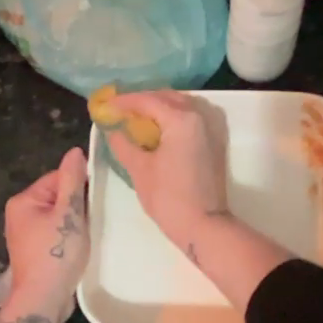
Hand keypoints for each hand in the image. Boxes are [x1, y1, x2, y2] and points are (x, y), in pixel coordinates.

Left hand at [0, 147, 88, 322]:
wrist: (42, 300)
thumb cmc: (56, 254)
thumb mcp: (69, 214)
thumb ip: (72, 182)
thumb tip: (75, 151)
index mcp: (23, 201)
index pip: (57, 178)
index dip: (80, 185)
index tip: (98, 198)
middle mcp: (19, 215)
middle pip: (58, 198)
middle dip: (78, 206)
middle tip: (97, 217)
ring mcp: (26, 236)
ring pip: (59, 218)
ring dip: (76, 224)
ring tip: (91, 232)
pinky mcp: (35, 254)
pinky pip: (56, 236)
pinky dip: (69, 239)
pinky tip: (82, 247)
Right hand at [104, 90, 229, 246]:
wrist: (204, 224)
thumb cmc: (169, 198)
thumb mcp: (139, 170)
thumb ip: (124, 144)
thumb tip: (113, 131)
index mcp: (180, 119)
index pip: (147, 100)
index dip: (124, 101)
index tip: (107, 105)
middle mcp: (200, 115)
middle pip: (167, 97)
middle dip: (142, 101)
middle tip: (121, 111)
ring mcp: (211, 127)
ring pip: (182, 105)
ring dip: (160, 107)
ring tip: (138, 119)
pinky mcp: (215, 141)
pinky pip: (192, 117)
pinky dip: (175, 117)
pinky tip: (160, 129)